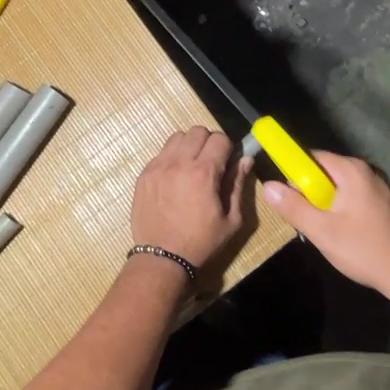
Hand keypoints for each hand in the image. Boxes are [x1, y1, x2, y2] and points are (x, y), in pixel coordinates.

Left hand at [129, 127, 252, 267]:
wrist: (162, 258)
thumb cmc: (201, 242)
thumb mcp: (231, 219)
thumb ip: (238, 184)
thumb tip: (246, 159)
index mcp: (203, 173)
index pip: (220, 138)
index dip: (228, 148)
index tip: (228, 163)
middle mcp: (179, 163)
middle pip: (198, 131)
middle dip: (209, 143)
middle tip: (211, 164)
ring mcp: (158, 167)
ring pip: (177, 137)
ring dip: (189, 146)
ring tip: (191, 168)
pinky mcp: (144, 175)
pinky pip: (161, 153)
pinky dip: (171, 158)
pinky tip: (175, 178)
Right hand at [264, 152, 389, 292]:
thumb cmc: (362, 249)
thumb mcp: (321, 230)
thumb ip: (293, 207)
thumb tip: (268, 185)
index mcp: (352, 170)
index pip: (312, 157)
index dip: (293, 171)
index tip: (283, 193)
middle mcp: (365, 171)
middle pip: (324, 171)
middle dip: (308, 191)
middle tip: (302, 217)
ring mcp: (376, 187)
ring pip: (337, 187)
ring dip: (323, 203)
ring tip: (320, 228)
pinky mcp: (381, 203)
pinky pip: (350, 197)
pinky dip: (338, 209)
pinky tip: (338, 232)